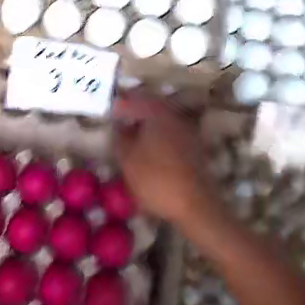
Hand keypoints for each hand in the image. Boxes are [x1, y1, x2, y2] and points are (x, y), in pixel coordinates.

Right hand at [111, 95, 221, 226]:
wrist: (195, 205)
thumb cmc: (155, 178)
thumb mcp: (127, 159)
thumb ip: (120, 138)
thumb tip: (119, 126)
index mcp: (157, 113)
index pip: (136, 98)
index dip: (121, 103)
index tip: (109, 110)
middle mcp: (175, 116)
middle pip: (152, 105)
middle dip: (136, 110)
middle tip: (120, 119)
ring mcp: (188, 132)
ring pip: (164, 119)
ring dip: (148, 124)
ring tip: (133, 135)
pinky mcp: (195, 149)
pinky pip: (172, 133)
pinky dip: (159, 136)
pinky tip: (151, 149)